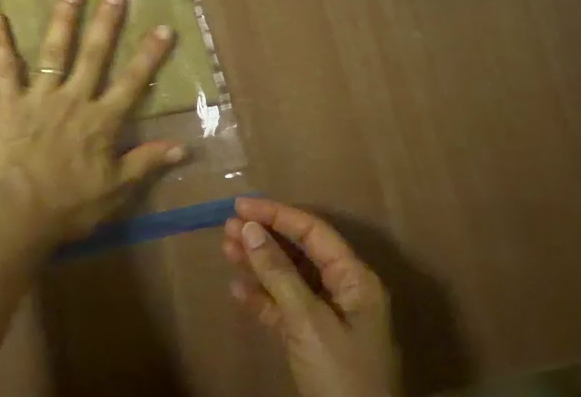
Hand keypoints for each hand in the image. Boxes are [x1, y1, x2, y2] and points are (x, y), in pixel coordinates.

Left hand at [0, 0, 186, 243]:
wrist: (20, 213)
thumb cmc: (70, 205)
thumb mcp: (116, 189)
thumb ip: (146, 162)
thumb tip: (183, 146)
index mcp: (101, 121)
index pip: (132, 82)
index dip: (149, 55)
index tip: (163, 28)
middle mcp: (74, 100)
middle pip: (94, 55)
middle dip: (106, 23)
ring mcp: (40, 98)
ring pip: (54, 52)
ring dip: (63, 20)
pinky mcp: (10, 103)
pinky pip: (4, 69)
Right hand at [223, 198, 398, 396]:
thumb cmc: (340, 374)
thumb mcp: (308, 321)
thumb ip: (279, 272)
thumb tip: (250, 227)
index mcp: (355, 279)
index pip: (314, 232)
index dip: (277, 214)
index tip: (240, 206)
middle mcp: (343, 291)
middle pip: (300, 252)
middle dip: (263, 238)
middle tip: (227, 227)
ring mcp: (328, 317)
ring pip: (289, 278)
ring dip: (258, 264)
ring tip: (225, 250)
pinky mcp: (312, 341)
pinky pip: (284, 308)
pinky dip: (262, 298)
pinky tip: (237, 291)